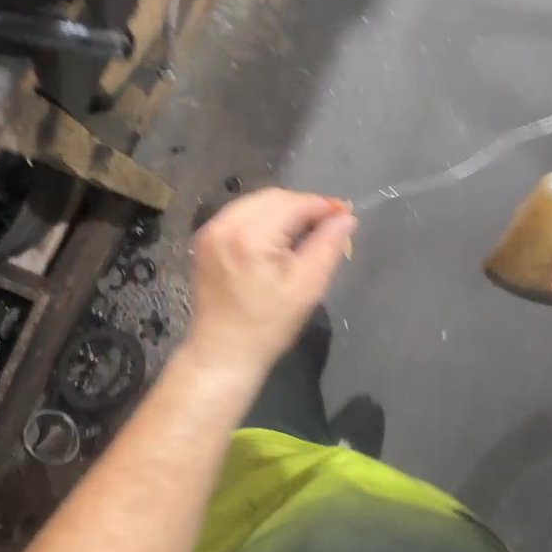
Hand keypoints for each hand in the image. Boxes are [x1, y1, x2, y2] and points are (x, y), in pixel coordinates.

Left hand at [186, 188, 356, 379]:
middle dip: (303, 206)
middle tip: (329, 224)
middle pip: (274, 197)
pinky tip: (278, 238)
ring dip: (284, 211)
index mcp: (250, 235)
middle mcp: (226, 224)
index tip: (346, 214)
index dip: (323, 206)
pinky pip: (241, 215)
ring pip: (257, 203)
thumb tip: (346, 217)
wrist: (222, 353)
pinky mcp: (206, 239)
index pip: (294, 203)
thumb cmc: (268, 325)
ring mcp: (211, 230)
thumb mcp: (308, 286)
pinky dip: (263, 219)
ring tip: (306, 231)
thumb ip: (329, 245)